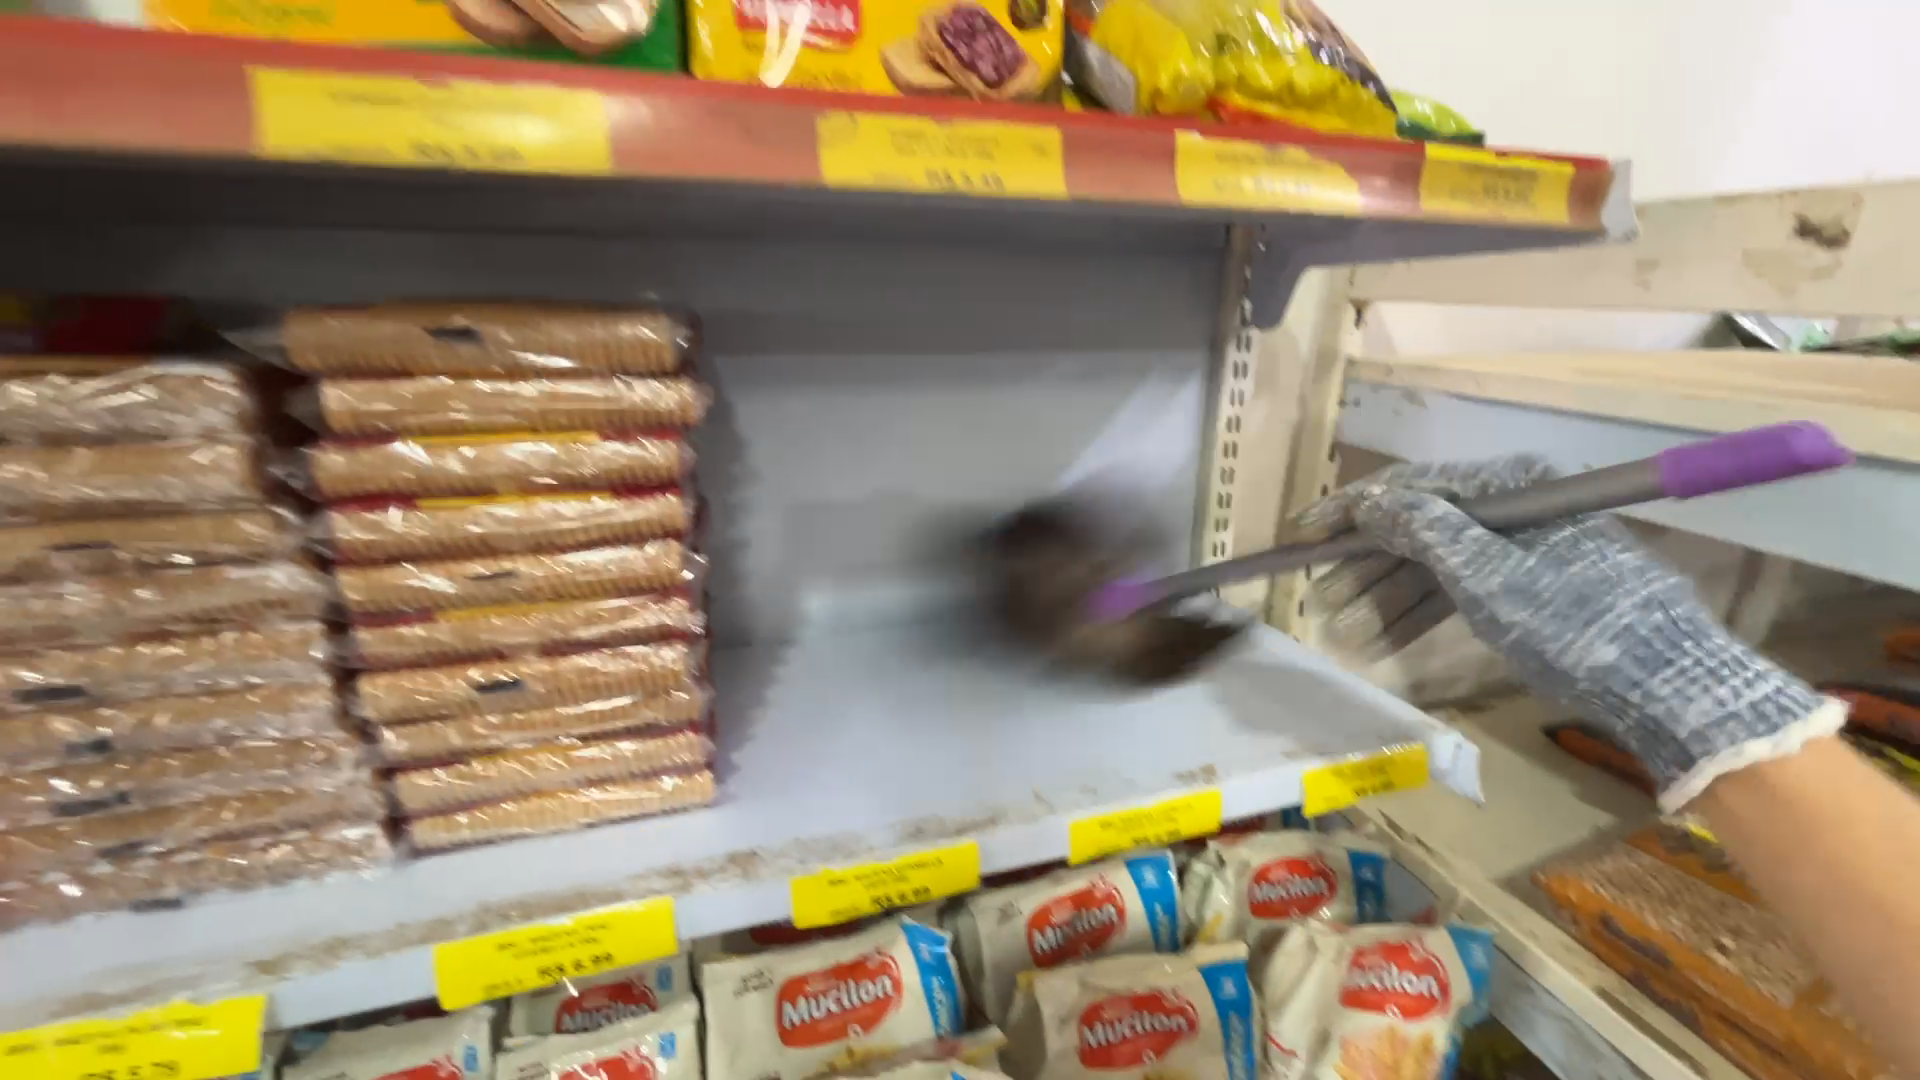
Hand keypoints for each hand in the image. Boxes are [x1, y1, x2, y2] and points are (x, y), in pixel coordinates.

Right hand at [1298, 456, 1842, 808]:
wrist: (1665, 685)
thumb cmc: (1572, 622)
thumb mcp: (1486, 575)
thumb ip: (1423, 530)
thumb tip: (1369, 502)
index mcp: (1508, 487)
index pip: (1409, 488)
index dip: (1349, 512)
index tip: (1302, 536)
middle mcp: (1510, 508)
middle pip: (1415, 529)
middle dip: (1363, 567)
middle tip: (1319, 597)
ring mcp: (1517, 548)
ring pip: (1430, 565)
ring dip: (1383, 597)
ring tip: (1342, 630)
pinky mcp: (1523, 585)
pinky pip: (1454, 589)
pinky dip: (1417, 613)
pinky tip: (1381, 640)